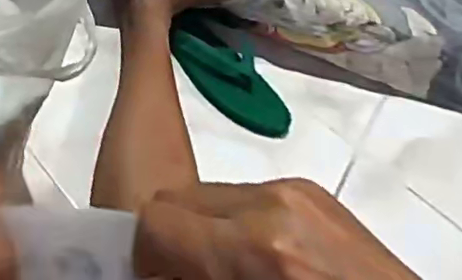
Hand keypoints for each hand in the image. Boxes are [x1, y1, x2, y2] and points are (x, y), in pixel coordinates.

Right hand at [135, 181, 417, 279]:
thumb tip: (162, 270)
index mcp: (256, 253)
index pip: (157, 222)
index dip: (146, 258)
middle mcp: (272, 207)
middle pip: (178, 199)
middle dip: (175, 242)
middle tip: (190, 279)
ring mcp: (297, 192)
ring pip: (212, 194)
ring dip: (209, 234)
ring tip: (238, 275)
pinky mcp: (315, 190)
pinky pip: (250, 196)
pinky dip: (244, 228)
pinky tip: (272, 267)